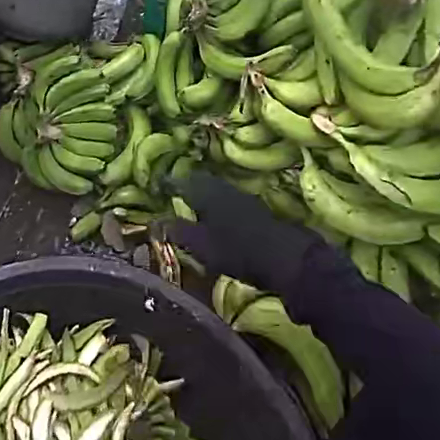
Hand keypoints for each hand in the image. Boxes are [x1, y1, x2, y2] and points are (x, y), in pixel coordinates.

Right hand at [168, 172, 321, 293]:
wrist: (284, 257)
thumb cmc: (237, 250)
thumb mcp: (202, 245)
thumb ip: (179, 232)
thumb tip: (155, 222)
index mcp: (207, 193)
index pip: (183, 182)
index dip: (170, 184)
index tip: (158, 186)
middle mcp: (223, 188)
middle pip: (200, 182)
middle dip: (187, 186)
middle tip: (173, 193)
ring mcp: (241, 198)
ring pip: (215, 190)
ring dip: (203, 195)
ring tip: (191, 205)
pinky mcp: (254, 210)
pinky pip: (227, 200)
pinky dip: (216, 205)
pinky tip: (216, 217)